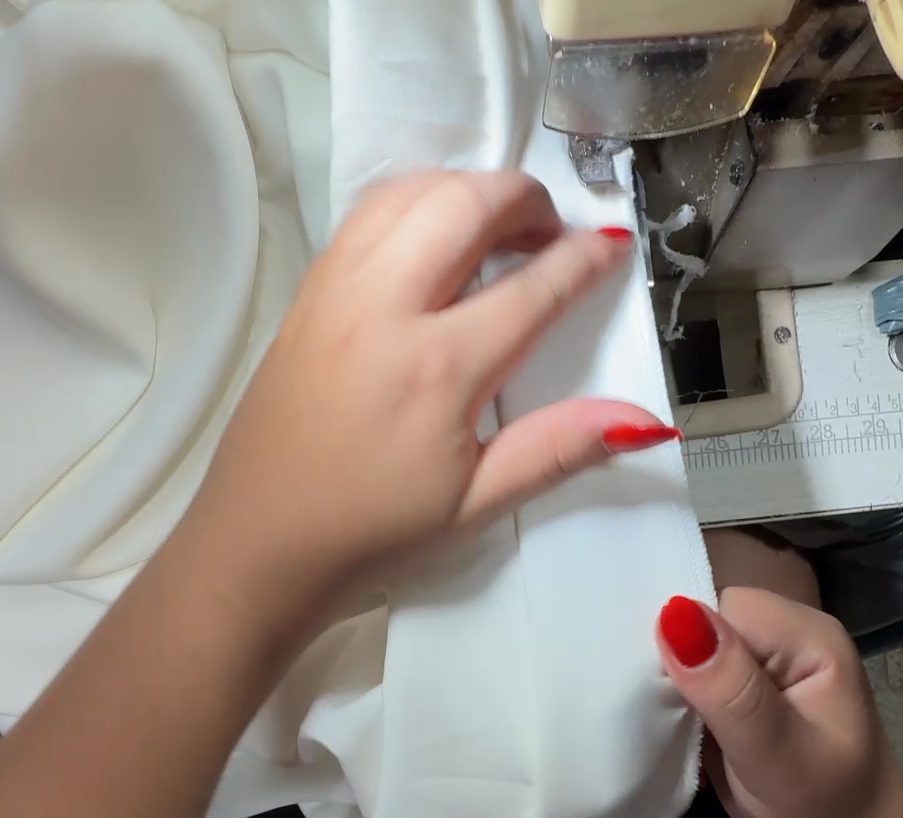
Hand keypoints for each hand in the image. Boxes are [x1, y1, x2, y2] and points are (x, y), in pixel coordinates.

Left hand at [180, 170, 678, 616]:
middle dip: (524, 198)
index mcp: (439, 368)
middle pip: (465, 205)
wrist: (259, 544)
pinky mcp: (305, 298)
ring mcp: (335, 293)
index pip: (531, 288)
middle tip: (551, 232)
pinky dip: (411, 203)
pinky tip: (429, 241)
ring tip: (494, 227)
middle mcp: (385, 308)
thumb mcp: (475, 506)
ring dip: (463, 189)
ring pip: (408, 193)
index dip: (582, 262)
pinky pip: (364, 217)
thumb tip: (643, 418)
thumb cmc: (372, 534)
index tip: (611, 249)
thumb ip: (557, 450)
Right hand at [656, 589, 902, 817]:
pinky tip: (676, 716)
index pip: (722, 608)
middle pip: (702, 615)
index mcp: (807, 635)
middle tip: (671, 712)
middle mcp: (785, 629)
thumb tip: (673, 615)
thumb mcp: (775, 757)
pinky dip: (677, 688)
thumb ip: (730, 689)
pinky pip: (694, 662)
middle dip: (674, 657)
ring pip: (691, 638)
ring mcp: (765, 651)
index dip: (686, 643)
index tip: (676, 698)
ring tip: (670, 716)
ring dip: (671, 675)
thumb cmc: (821, 807)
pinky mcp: (743, 673)